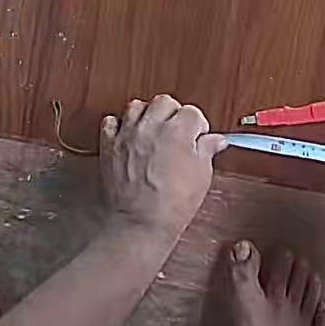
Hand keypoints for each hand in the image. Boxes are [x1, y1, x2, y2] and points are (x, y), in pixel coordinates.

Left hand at [101, 95, 225, 237]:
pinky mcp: (109, 146)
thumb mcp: (201, 176)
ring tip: (152, 131)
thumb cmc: (171, 205)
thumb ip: (207, 151)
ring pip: (136, 106)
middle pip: (164, 102)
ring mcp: (127, 135)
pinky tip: (128, 136)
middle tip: (177, 131)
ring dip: (147, 115)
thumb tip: (215, 140)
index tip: (197, 136)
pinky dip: (119, 125)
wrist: (140, 223)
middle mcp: (150, 128)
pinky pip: (110, 122)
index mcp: (177, 132)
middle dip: (173, 113)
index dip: (197, 125)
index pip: (191, 112)